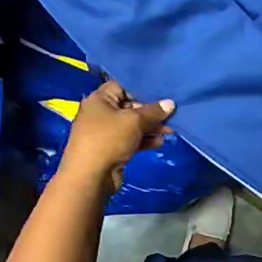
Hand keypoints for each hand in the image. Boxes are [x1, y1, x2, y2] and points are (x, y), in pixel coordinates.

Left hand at [57, 81, 174, 194]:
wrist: (90, 176)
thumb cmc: (109, 139)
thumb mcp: (134, 121)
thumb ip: (153, 111)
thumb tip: (170, 103)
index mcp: (99, 99)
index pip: (122, 86)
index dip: (140, 89)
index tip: (160, 93)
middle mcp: (101, 113)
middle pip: (129, 106)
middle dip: (150, 111)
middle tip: (170, 113)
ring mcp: (105, 132)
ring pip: (132, 125)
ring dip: (150, 127)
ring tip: (169, 129)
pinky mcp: (111, 149)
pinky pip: (130, 139)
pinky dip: (144, 140)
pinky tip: (159, 142)